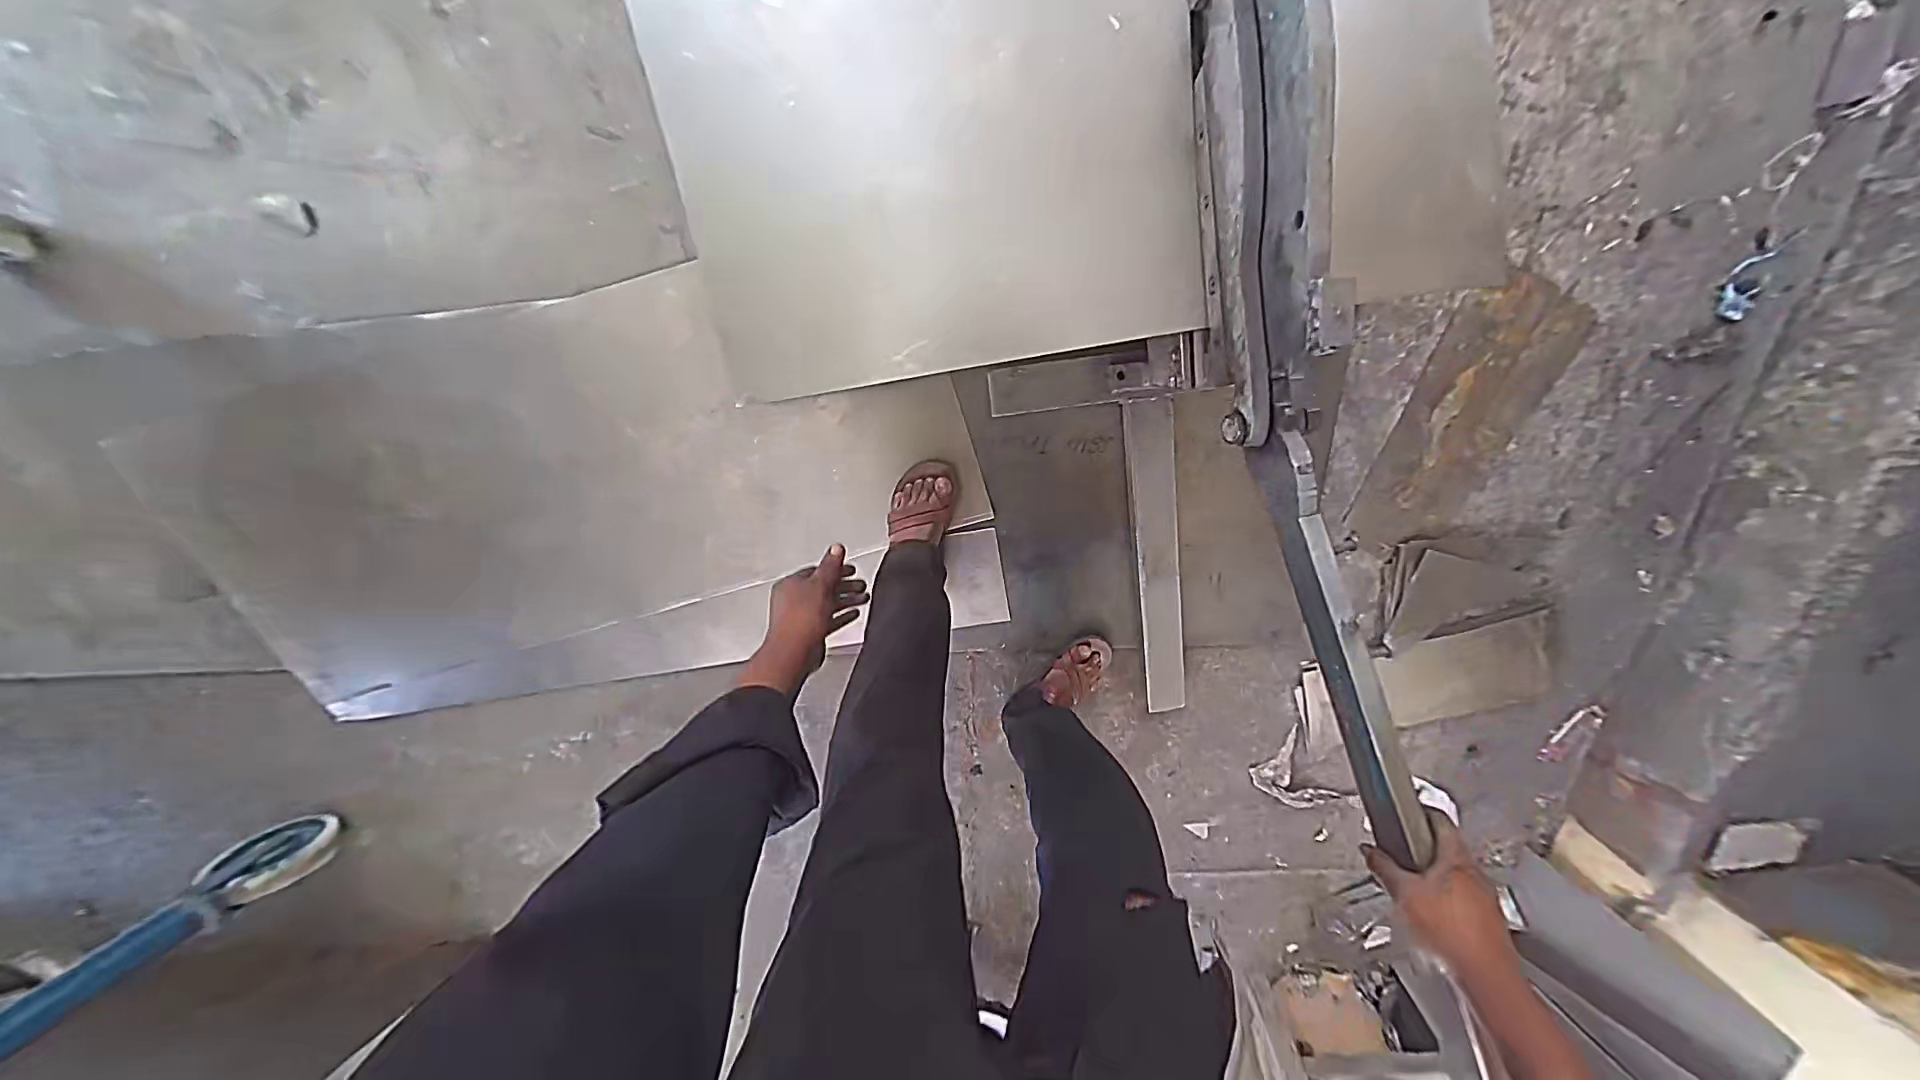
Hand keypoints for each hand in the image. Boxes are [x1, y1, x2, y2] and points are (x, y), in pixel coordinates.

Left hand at [737, 544, 868, 695]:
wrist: (794, 654)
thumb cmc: (798, 622)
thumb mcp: (819, 586)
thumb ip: (830, 567)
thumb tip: (836, 549)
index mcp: (791, 584)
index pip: (817, 570)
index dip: (835, 568)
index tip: (850, 568)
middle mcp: (794, 600)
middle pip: (823, 587)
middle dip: (844, 585)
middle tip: (859, 584)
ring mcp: (801, 617)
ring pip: (828, 603)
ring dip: (846, 599)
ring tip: (862, 597)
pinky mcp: (810, 632)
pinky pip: (829, 619)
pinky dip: (841, 615)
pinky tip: (852, 613)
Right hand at [1362, 810, 1515, 978]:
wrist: (1486, 977)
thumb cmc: (1453, 933)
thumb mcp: (1404, 893)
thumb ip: (1384, 867)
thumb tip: (1371, 852)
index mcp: (1458, 860)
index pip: (1440, 822)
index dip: (1422, 812)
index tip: (1410, 809)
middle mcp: (1477, 875)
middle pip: (1447, 849)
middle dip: (1423, 849)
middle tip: (1403, 851)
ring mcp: (1485, 899)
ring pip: (1455, 875)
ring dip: (1434, 876)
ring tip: (1413, 887)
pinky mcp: (1488, 921)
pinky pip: (1462, 899)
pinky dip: (1445, 900)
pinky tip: (1431, 915)